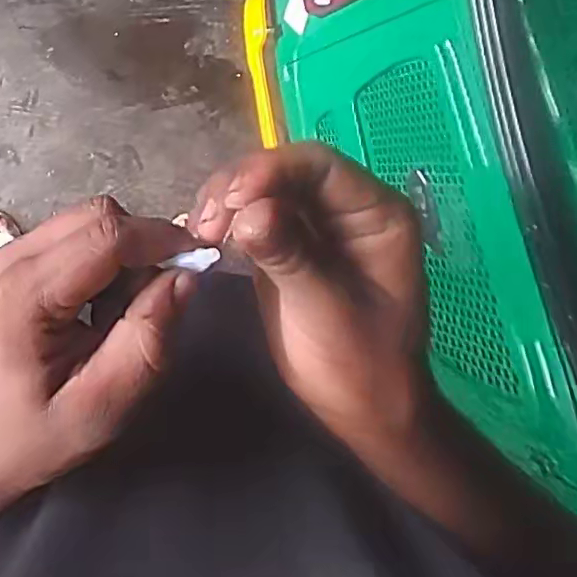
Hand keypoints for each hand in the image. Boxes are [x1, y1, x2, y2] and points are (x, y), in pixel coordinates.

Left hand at [0, 196, 199, 502]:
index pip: (105, 236)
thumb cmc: (41, 431)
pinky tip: (104, 300)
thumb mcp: (103, 405)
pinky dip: (111, 255)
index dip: (159, 240)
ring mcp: (16, 247)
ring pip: (96, 218)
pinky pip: (84, 230)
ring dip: (128, 253)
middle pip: (101, 217)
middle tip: (158, 300)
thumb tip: (185, 278)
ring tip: (124, 309)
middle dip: (145, 247)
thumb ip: (145, 341)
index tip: (200, 262)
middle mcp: (15, 255)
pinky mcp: (25, 249)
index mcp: (26, 291)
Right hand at [190, 143, 433, 453]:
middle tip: (207, 222)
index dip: (273, 170)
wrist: (361, 410)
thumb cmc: (360, 366)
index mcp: (374, 213)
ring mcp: (312, 218)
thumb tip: (248, 213)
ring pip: (261, 183)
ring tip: (201, 232)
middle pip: (284, 168)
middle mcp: (344, 204)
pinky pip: (249, 208)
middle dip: (241, 185)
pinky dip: (223, 215)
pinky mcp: (284, 235)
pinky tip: (203, 234)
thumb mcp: (327, 313)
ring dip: (225, 199)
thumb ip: (289, 257)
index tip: (233, 198)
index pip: (320, 166)